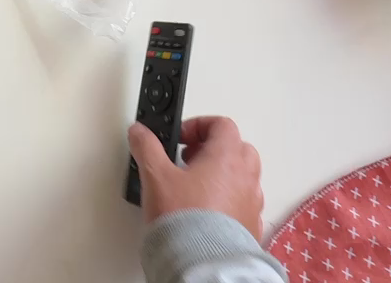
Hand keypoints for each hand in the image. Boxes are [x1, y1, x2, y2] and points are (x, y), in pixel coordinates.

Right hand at [127, 115, 265, 234]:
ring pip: (244, 177)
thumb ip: (146, 146)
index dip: (199, 125)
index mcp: (226, 158)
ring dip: (223, 175)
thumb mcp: (155, 174)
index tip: (182, 138)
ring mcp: (251, 205)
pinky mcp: (250, 229)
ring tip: (196, 186)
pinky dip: (228, 200)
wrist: (202, 266)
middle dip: (214, 149)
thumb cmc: (184, 219)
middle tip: (190, 158)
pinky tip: (206, 210)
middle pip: (238, 148)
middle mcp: (245, 178)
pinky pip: (244, 204)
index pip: (222, 124)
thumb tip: (139, 132)